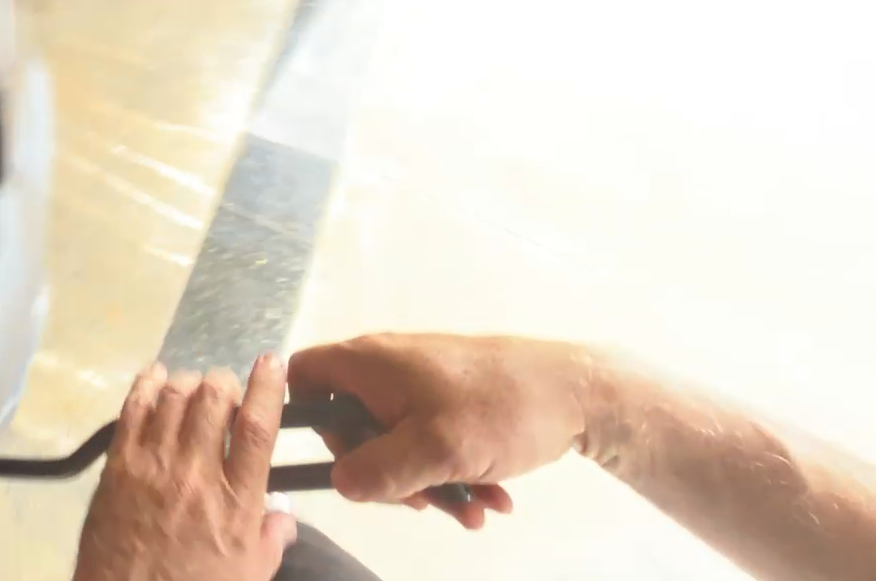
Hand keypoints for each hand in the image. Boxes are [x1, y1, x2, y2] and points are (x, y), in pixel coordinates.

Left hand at [72, 355, 295, 580]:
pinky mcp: (119, 460)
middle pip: (212, 400)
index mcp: (236, 503)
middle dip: (222, 383)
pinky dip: (147, 383)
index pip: (257, 429)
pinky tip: (155, 376)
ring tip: (193, 387)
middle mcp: (196, 472)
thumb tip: (286, 514)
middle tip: (224, 388)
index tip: (271, 364)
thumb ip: (270, 541)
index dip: (266, 389)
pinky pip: (133, 407)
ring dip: (188, 382)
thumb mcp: (249, 577)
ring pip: (174, 396)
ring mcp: (154, 462)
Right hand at [287, 333, 594, 527]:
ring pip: (394, 433)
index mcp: (363, 363)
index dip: (310, 417)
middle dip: (385, 469)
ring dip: (427, 479)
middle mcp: (380, 364)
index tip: (348, 459)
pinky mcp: (445, 391)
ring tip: (473, 512)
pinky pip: (426, 431)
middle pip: (352, 418)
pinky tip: (490, 497)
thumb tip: (340, 485)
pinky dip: (450, 465)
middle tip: (422, 503)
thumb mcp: (434, 450)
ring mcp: (413, 377)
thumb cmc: (492, 410)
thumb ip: (380, 471)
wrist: (572, 389)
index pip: (303, 376)